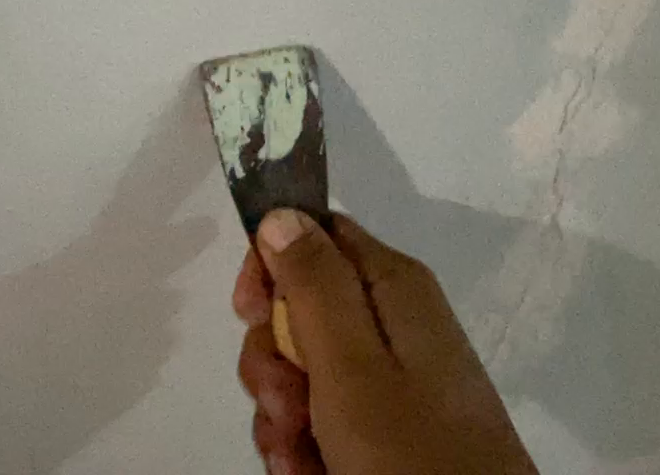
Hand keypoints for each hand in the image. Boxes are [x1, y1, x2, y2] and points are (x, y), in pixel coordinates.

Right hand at [233, 210, 538, 474]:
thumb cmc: (411, 454)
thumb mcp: (352, 365)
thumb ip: (313, 283)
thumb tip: (281, 212)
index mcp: (392, 285)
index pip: (313, 231)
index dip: (270, 261)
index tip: (248, 312)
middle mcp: (391, 321)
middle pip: (299, 305)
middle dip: (272, 355)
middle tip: (283, 400)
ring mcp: (389, 379)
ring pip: (300, 366)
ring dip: (281, 409)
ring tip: (298, 456)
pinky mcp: (385, 428)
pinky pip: (319, 414)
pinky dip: (301, 443)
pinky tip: (306, 472)